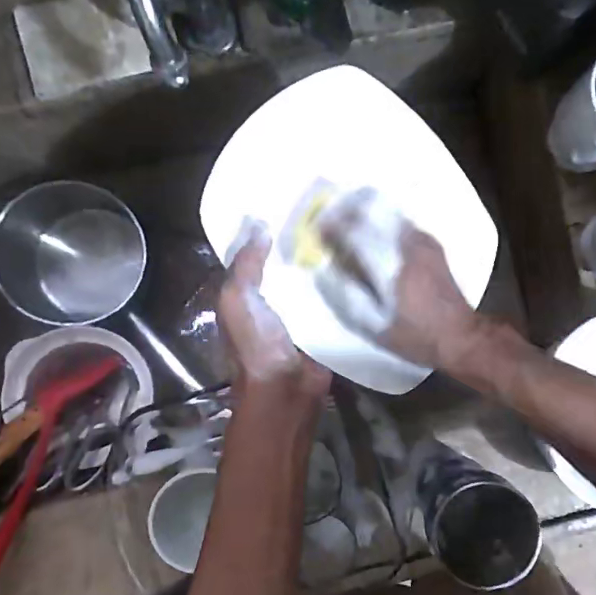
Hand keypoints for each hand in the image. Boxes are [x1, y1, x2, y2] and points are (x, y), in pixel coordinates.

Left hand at [218, 222, 329, 393]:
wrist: (287, 389)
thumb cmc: (255, 344)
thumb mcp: (237, 299)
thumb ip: (246, 264)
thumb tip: (259, 226)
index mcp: (242, 295)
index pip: (253, 256)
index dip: (265, 233)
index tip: (287, 205)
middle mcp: (269, 302)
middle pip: (284, 266)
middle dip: (300, 244)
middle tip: (324, 212)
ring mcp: (298, 315)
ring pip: (310, 281)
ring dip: (323, 263)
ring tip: (345, 229)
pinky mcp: (323, 327)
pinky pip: (331, 300)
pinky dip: (340, 286)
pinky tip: (357, 263)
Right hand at [316, 194, 483, 370]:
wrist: (460, 335)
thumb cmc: (414, 336)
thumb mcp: (374, 326)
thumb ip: (346, 296)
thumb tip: (324, 271)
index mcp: (389, 265)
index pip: (354, 232)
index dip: (332, 226)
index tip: (318, 229)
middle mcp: (405, 246)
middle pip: (372, 210)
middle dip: (347, 210)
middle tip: (331, 217)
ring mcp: (422, 241)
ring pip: (388, 211)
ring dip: (365, 210)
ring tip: (350, 218)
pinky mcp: (432, 244)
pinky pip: (402, 221)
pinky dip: (384, 219)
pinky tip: (376, 231)